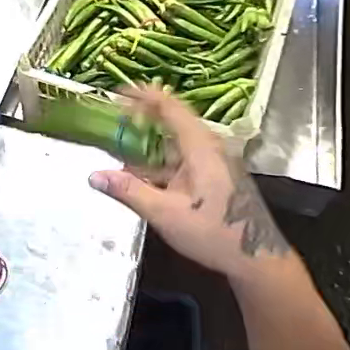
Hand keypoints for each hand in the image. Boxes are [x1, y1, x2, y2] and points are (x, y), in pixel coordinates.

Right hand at [87, 86, 298, 284]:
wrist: (255, 257)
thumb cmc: (213, 232)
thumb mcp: (164, 213)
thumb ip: (129, 191)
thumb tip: (95, 176)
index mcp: (200, 146)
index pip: (170, 107)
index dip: (144, 96)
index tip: (119, 91)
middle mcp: (208, 147)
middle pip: (172, 121)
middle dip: (143, 118)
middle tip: (114, 116)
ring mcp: (212, 162)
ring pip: (176, 143)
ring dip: (149, 143)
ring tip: (120, 144)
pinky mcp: (213, 176)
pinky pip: (181, 159)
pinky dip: (159, 161)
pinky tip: (140, 174)